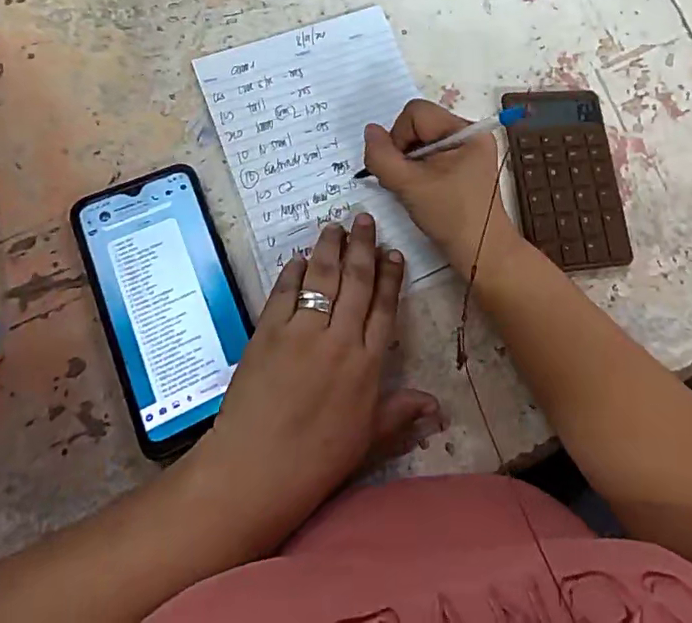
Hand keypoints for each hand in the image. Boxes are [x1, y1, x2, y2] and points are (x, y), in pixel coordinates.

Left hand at [196, 215, 441, 550]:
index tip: (392, 252)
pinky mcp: (268, 332)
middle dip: (362, 247)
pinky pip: (285, 293)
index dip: (390, 276)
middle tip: (364, 220)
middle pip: (356, 282)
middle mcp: (340, 339)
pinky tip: (299, 259)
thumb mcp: (366, 440)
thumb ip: (399, 414)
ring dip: (330, 248)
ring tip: (335, 226)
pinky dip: (294, 272)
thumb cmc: (317, 462)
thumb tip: (436, 406)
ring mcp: (302, 332)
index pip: (384, 307)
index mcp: (368, 364)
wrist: (255, 470)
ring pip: (322, 278)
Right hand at [362, 99, 517, 269]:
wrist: (482, 252)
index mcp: (466, 131)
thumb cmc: (449, 216)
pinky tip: (420, 189)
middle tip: (402, 179)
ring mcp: (470, 149)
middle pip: (419, 123)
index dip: (398, 136)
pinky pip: (433, 153)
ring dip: (409, 160)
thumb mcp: (408, 185)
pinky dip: (420, 168)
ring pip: (423, 139)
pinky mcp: (466, 164)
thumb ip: (381, 156)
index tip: (400, 168)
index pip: (415, 113)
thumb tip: (369, 131)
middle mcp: (471, 133)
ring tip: (411, 186)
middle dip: (403, 149)